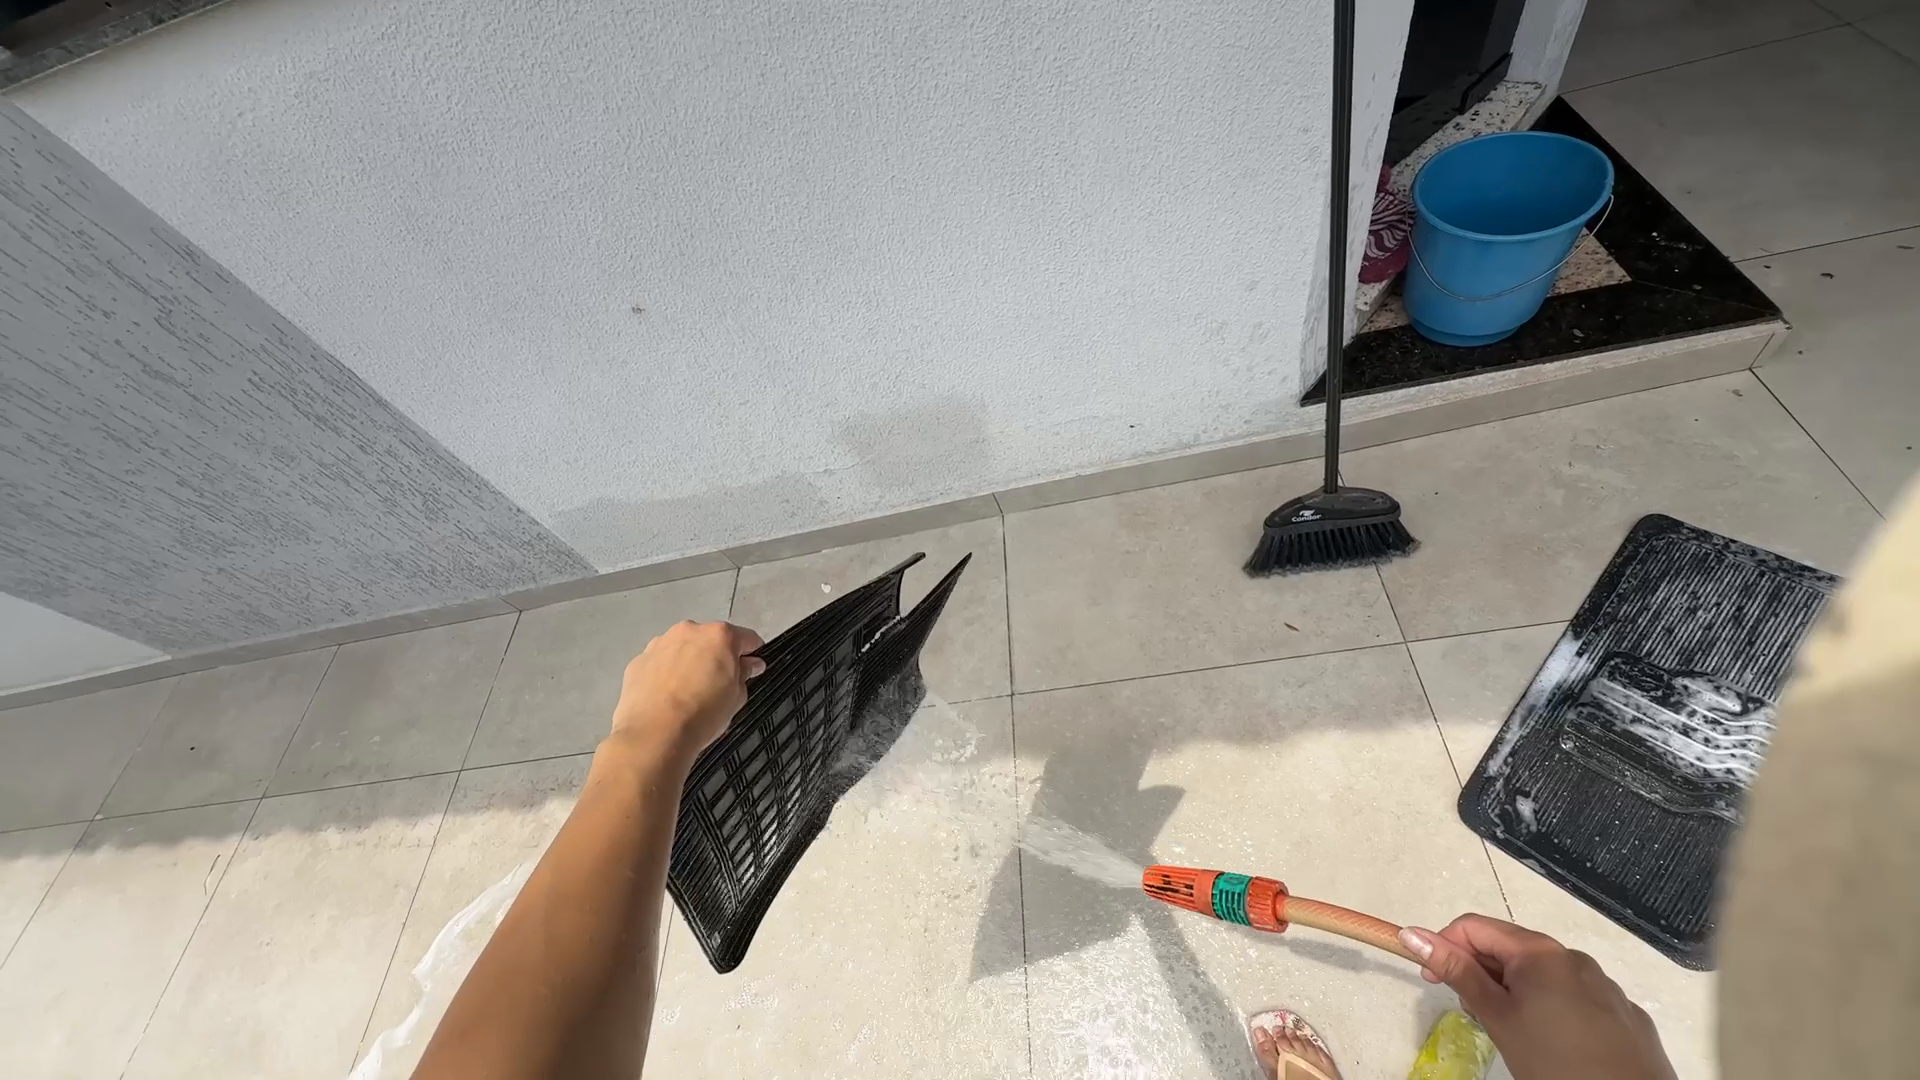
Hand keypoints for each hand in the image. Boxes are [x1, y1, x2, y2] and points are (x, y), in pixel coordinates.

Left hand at [609, 620, 764, 760]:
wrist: (654, 734)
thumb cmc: (703, 714)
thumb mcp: (737, 697)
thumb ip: (744, 673)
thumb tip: (750, 664)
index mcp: (720, 635)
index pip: (747, 639)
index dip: (753, 655)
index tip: (752, 670)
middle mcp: (689, 630)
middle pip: (711, 640)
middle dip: (717, 657)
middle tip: (717, 685)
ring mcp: (660, 643)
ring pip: (683, 648)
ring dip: (689, 662)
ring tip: (687, 693)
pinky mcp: (637, 661)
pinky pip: (660, 662)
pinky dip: (666, 673)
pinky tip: (666, 697)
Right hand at [1397, 915, 1675, 1079]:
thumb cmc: (1554, 1062)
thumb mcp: (1496, 1016)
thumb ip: (1455, 970)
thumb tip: (1412, 932)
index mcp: (1540, 951)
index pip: (1474, 927)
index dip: (1445, 947)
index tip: (1433, 981)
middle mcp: (1575, 958)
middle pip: (1509, 949)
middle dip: (1482, 973)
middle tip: (1476, 1013)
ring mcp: (1608, 988)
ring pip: (1543, 976)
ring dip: (1516, 992)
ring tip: (1514, 1033)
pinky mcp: (1629, 1018)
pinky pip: (1577, 999)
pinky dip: (1554, 1010)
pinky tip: (1557, 1044)